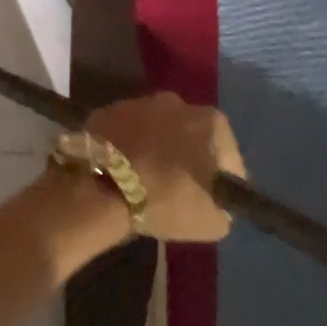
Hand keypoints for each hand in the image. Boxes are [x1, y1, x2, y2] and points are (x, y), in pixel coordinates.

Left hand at [86, 93, 243, 242]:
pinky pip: (124, 133)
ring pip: (156, 132)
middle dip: (187, 160)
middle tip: (175, 190)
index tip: (209, 203)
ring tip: (144, 179)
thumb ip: (223, 209)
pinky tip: (120, 170)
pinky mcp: (104, 112)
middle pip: (190, 139)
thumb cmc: (164, 201)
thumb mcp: (211, 223)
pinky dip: (125, 146)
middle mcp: (176, 102)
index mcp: (212, 122)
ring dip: (155, 150)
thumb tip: (216, 206)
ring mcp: (136, 103)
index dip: (222, 185)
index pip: (228, 160)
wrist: (98, 190)